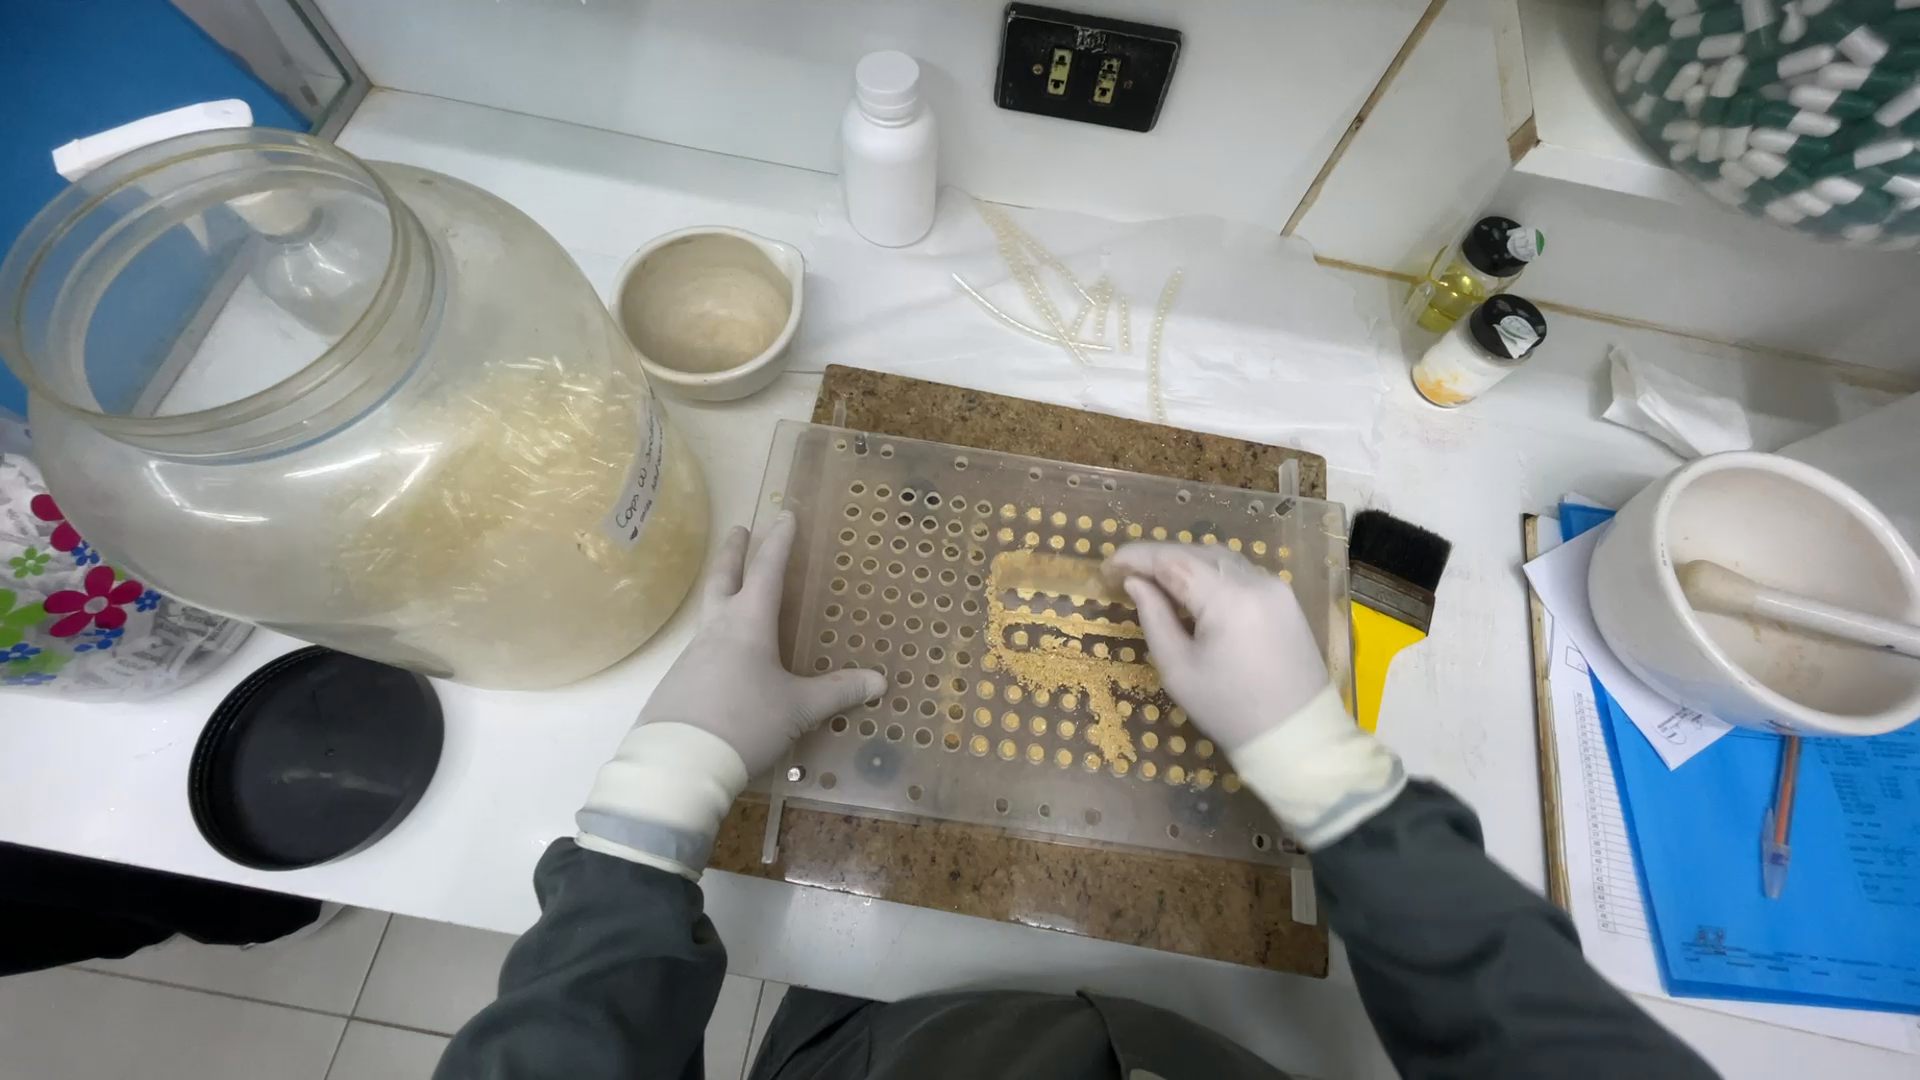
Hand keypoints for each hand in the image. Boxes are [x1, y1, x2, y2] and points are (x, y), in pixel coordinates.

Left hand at [640, 512, 885, 775]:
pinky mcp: (678, 682)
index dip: (779, 542)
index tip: (785, 514)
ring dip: (722, 591)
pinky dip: (715, 634)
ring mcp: (692, 656)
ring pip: (708, 610)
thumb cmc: (745, 722)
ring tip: (733, 591)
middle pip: (723, 578)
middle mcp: (718, 630)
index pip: (767, 571)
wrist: (678, 764)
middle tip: (739, 529)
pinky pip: (701, 646)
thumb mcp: (799, 708)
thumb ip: (838, 692)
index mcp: (748, 624)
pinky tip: (722, 655)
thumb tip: (880, 681)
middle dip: (734, 552)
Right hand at [1105, 541, 1404, 849]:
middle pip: (1196, 553)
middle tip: (1124, 572)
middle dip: (1157, 558)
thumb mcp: (1178, 668)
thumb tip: (1135, 583)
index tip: (1107, 564)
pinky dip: (1208, 573)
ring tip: (1152, 578)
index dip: (1136, 557)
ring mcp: (1275, 587)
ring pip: (1219, 558)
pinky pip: (1238, 572)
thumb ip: (1153, 617)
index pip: (1173, 560)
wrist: (1298, 737)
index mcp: (1228, 599)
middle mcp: (1256, 581)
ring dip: (1183, 563)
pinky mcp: (1284, 599)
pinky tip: (1189, 589)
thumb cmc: (1229, 710)